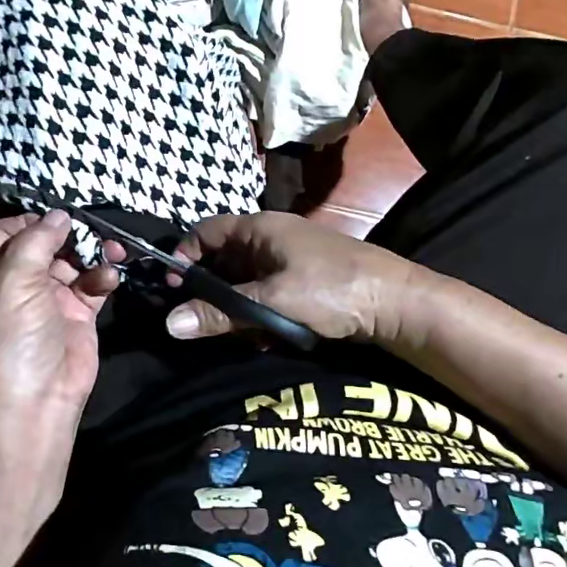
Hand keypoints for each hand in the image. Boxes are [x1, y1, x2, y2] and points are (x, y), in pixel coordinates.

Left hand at [0, 211, 120, 460]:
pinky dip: (102, 277)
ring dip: (92, 252)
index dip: (29, 220)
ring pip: (72, 262)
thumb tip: (60, 214)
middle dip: (68, 234)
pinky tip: (109, 278)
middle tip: (92, 228)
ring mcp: (48, 300)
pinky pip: (92, 285)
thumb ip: (36, 241)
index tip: (58, 214)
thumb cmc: (11, 338)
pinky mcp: (78, 316)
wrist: (35, 401)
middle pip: (43, 244)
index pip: (4, 232)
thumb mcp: (13, 282)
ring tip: (113, 248)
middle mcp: (15, 284)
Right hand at [164, 212, 425, 345]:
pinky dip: (263, 315)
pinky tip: (269, 339)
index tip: (173, 288)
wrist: (396, 303)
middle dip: (214, 293)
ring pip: (247, 283)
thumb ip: (222, 312)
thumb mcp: (273, 301)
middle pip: (225, 261)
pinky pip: (269, 296)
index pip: (207, 231)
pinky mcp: (305, 284)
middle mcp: (273, 239)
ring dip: (240, 310)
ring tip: (246, 336)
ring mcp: (291, 261)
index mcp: (262, 228)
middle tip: (208, 323)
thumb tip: (170, 323)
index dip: (185, 255)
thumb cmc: (333, 290)